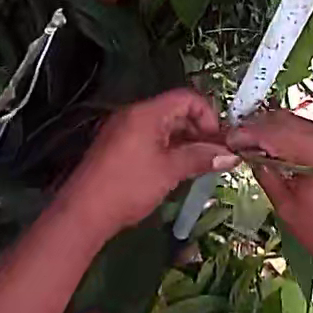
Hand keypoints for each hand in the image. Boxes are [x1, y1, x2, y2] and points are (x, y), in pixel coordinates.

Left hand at [59, 88, 237, 239]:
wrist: (82, 214)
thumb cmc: (129, 187)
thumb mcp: (170, 171)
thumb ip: (201, 158)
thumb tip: (230, 155)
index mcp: (147, 112)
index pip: (187, 98)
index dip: (207, 116)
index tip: (217, 140)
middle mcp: (134, 114)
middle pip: (175, 110)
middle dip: (198, 130)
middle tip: (213, 154)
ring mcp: (123, 129)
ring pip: (163, 126)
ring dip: (184, 141)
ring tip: (197, 165)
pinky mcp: (116, 146)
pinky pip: (149, 137)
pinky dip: (167, 148)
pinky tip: (175, 169)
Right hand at [226, 108, 312, 282]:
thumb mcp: (288, 207)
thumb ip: (267, 175)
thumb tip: (249, 156)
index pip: (272, 130)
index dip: (247, 133)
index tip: (227, 140)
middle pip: (283, 119)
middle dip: (256, 127)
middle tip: (235, 142)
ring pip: (294, 120)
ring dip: (271, 129)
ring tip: (251, 146)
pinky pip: (305, 129)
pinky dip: (286, 134)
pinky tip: (273, 149)